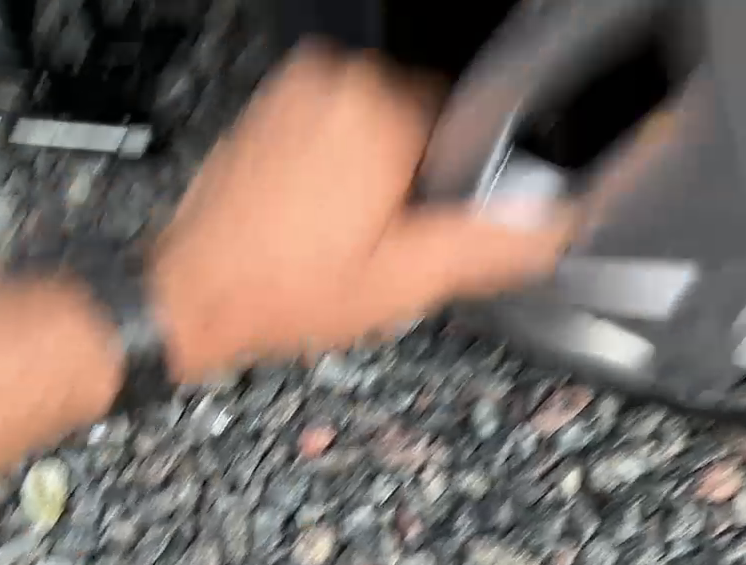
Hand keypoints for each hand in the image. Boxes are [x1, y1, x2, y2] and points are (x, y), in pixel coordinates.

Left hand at [149, 46, 574, 382]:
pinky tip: (314, 227)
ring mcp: (294, 95)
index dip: (453, 195)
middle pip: (418, 133)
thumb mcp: (403, 283)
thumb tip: (550, 225)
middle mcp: (334, 86)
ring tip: (340, 242)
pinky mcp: (268, 114)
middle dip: (412, 191)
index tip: (425, 235)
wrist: (195, 298)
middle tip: (380, 249)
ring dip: (373, 186)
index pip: (463, 132)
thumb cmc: (284, 293)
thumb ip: (486, 246)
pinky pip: (330, 138)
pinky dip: (335, 177)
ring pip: (373, 137)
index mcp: (380, 115)